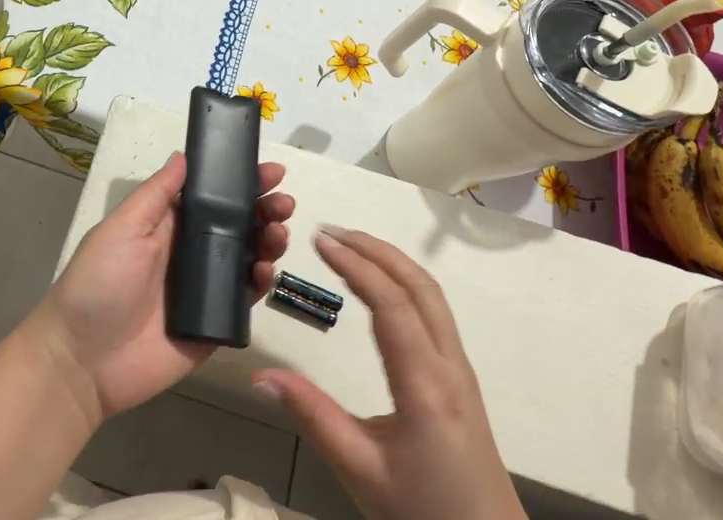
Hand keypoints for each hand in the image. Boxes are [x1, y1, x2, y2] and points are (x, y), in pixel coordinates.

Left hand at [27, 152, 293, 419]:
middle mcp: (189, 254)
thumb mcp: (122, 229)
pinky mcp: (214, 326)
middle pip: (237, 226)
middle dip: (264, 210)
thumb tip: (184, 155)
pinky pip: (243, 300)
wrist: (84, 361)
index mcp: (166, 228)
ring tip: (280, 233)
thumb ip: (157, 195)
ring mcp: (204, 290)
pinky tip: (266, 272)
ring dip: (269, 242)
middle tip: (284, 202)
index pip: (212, 198)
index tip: (270, 170)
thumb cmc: (99, 284)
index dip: (240, 182)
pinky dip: (260, 284)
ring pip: (247, 260)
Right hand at [253, 228, 526, 519]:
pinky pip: (435, 312)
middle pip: (419, 286)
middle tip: (330, 231)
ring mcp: (460, 369)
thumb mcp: (359, 469)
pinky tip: (381, 286)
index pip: (390, 304)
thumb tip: (261, 376)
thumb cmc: (422, 510)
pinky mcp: (460, 378)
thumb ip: (312, 416)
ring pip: (432, 295)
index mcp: (425, 385)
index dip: (355, 265)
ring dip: (391, 261)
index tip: (320, 240)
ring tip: (350, 245)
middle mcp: (449, 365)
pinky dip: (404, 282)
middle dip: (375, 249)